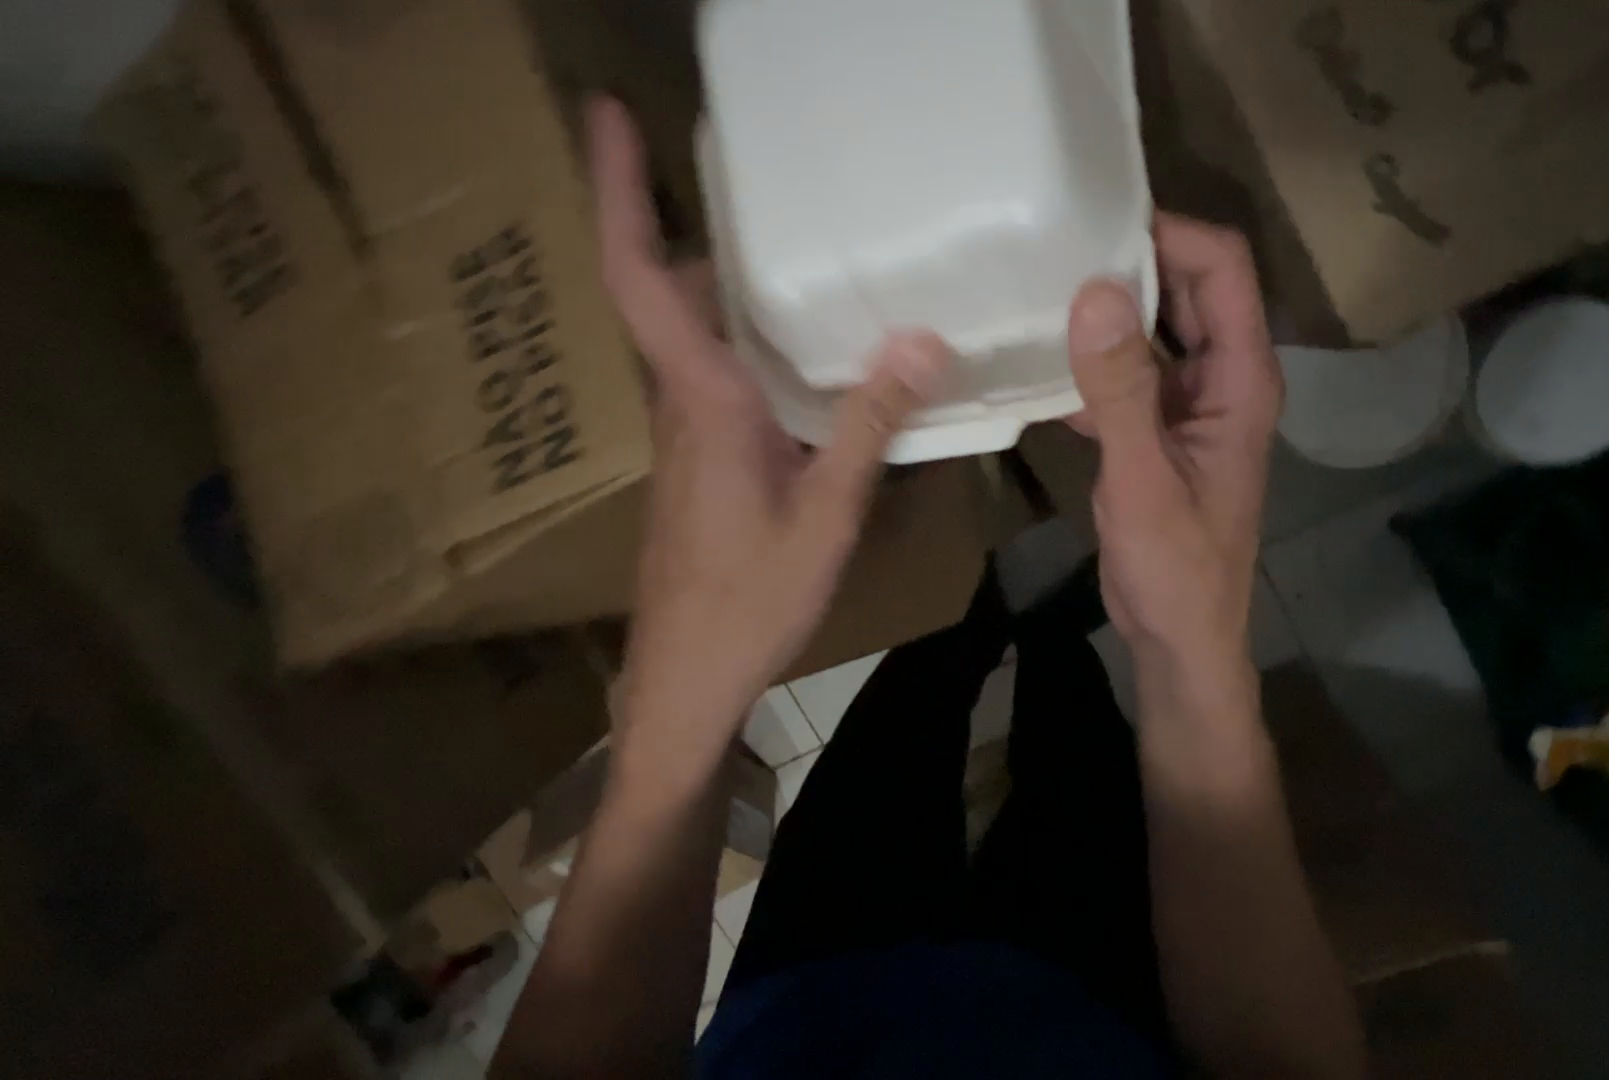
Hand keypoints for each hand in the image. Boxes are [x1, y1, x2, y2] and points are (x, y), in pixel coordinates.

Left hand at [588, 97, 949, 728]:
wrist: (688, 678)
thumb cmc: (750, 602)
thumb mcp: (826, 514)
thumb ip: (868, 423)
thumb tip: (920, 339)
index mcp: (704, 403)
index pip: (640, 279)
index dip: (619, 192)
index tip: (612, 115)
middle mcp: (683, 405)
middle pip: (674, 294)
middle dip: (704, 230)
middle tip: (769, 193)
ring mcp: (687, 435)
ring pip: (699, 338)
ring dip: (736, 289)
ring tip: (806, 259)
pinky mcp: (701, 463)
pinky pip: (721, 379)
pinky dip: (755, 348)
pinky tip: (815, 361)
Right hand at [1066, 214, 1280, 681]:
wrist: (1179, 635)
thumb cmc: (1175, 567)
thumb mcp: (1142, 477)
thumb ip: (1120, 389)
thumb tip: (1093, 293)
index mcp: (1241, 379)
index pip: (1223, 270)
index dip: (1170, 234)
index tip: (1097, 224)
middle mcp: (1222, 379)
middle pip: (1189, 290)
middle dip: (1131, 265)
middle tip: (1056, 250)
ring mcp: (1188, 406)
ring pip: (1154, 331)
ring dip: (1107, 313)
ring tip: (1040, 292)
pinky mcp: (1157, 432)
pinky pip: (1128, 376)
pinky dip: (1092, 363)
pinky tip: (1040, 363)